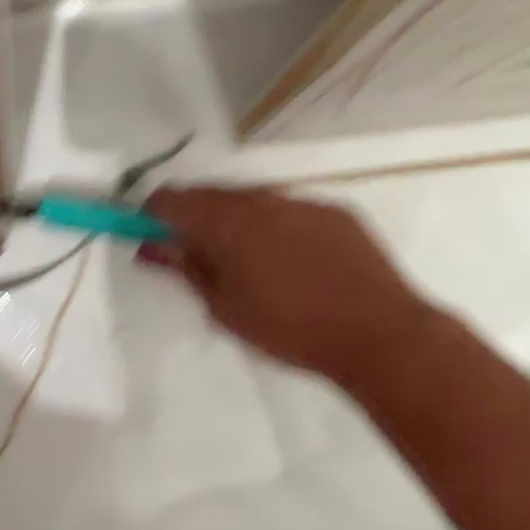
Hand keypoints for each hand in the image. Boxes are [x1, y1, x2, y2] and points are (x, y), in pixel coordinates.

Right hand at [139, 186, 441, 377]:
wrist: (380, 334)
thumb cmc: (289, 329)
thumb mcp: (224, 307)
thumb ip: (184, 269)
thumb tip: (149, 247)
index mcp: (224, 221)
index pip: (170, 199)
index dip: (153, 214)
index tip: (152, 237)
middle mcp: (259, 199)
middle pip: (210, 195)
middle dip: (196, 218)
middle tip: (198, 255)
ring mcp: (301, 200)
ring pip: (253, 200)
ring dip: (238, 220)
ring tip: (249, 262)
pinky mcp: (336, 210)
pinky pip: (291, 209)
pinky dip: (278, 227)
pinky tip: (294, 262)